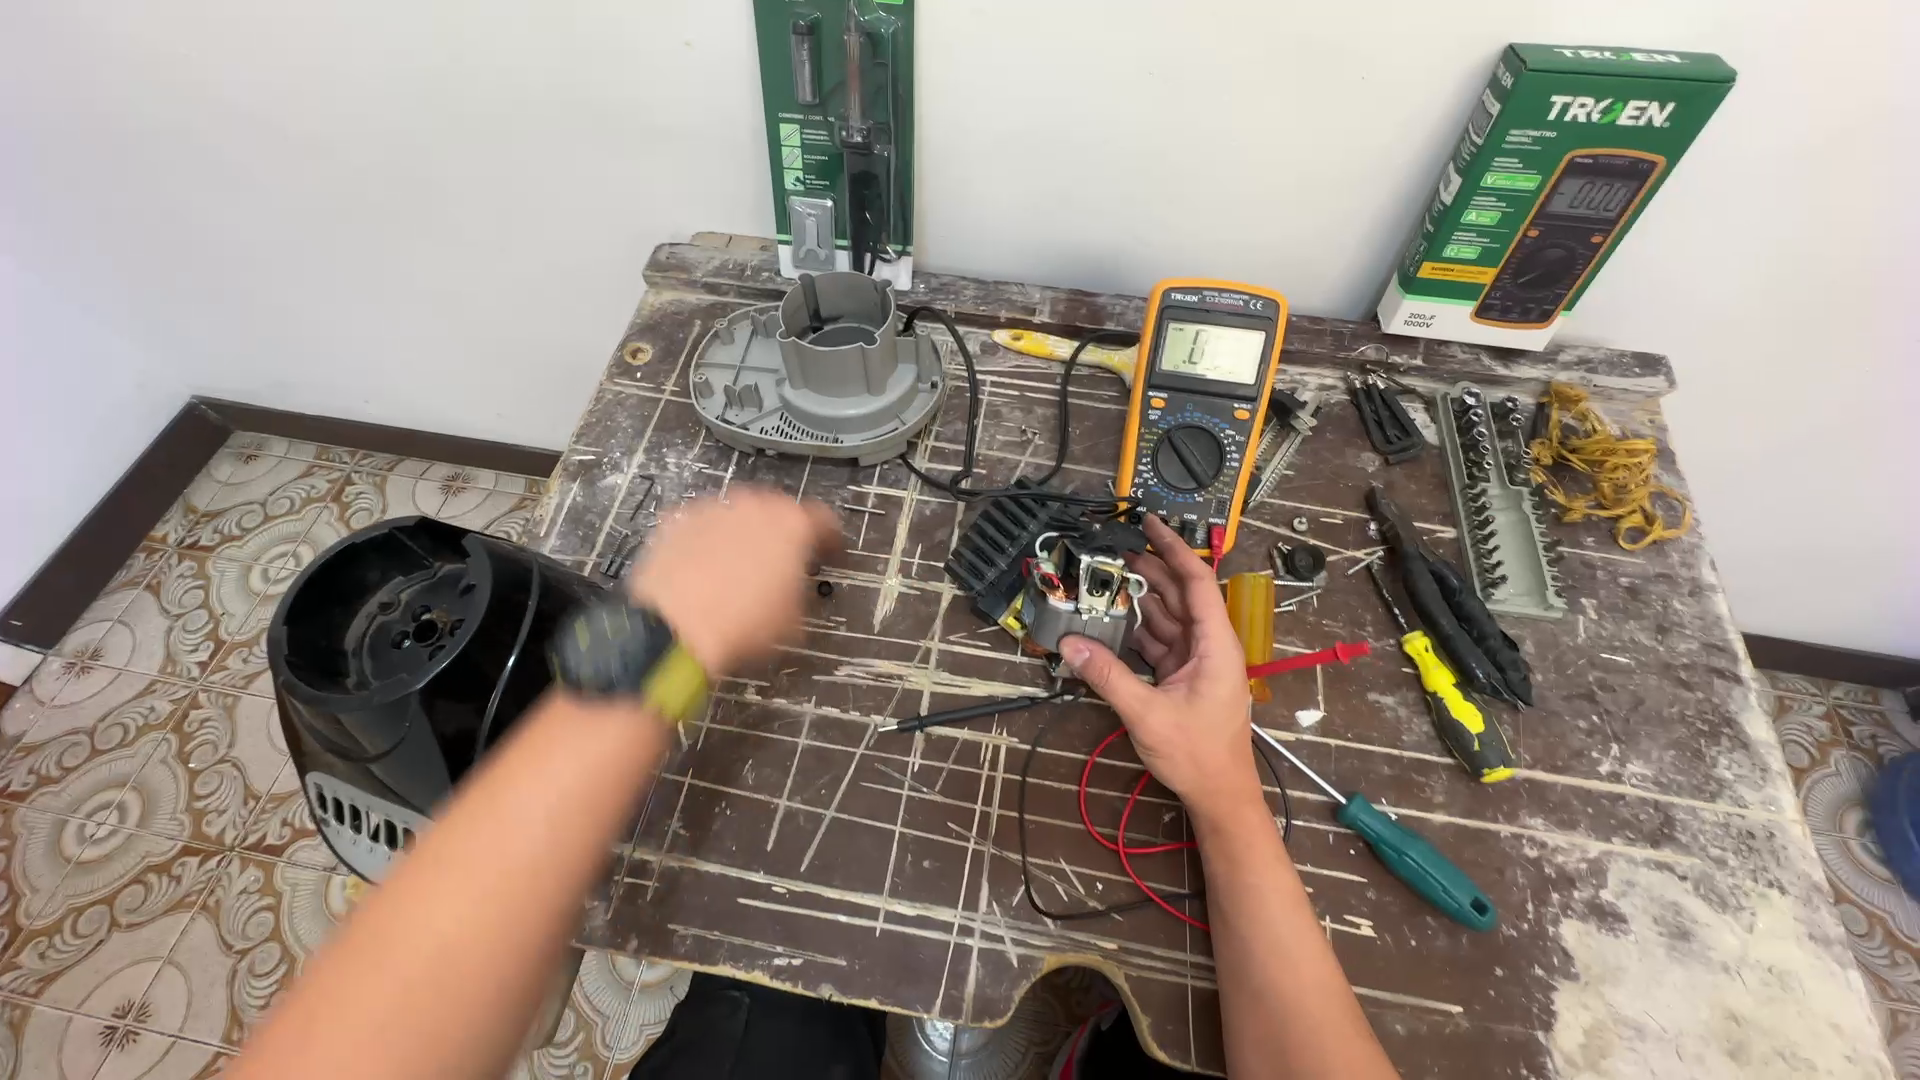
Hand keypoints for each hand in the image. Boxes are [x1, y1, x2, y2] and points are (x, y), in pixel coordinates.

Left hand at [626, 487, 841, 674]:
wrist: (675, 625)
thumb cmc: (744, 624)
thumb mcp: (794, 620)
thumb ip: (803, 593)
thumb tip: (798, 593)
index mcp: (795, 524)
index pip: (825, 520)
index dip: (830, 539)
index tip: (829, 553)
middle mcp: (756, 505)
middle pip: (779, 510)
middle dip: (783, 533)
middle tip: (782, 561)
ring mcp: (714, 508)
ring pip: (739, 514)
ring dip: (744, 533)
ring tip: (739, 565)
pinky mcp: (678, 519)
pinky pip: (703, 525)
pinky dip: (708, 540)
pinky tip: (704, 566)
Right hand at [1059, 515, 1261, 825]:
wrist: (1219, 794)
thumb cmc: (1197, 754)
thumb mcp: (1148, 714)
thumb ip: (1108, 677)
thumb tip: (1071, 644)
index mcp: (1215, 644)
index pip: (1197, 582)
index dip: (1175, 549)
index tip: (1152, 524)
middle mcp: (1208, 645)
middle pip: (1179, 594)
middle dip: (1151, 570)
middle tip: (1115, 552)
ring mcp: (1195, 660)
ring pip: (1166, 617)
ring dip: (1141, 599)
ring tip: (1108, 579)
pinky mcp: (1182, 676)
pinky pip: (1158, 642)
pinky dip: (1136, 630)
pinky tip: (1112, 620)